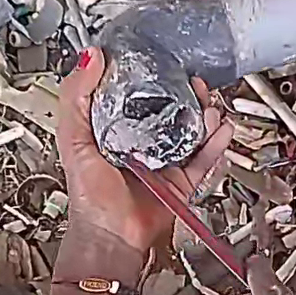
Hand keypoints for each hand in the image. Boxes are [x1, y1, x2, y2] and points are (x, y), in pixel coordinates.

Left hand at [56, 47, 231, 254]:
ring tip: (210, 104)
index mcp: (115, 131)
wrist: (111, 237)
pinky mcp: (182, 181)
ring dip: (205, 116)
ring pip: (192, 132)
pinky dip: (216, 143)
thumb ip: (77, 97)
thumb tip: (91, 57)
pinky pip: (203, 158)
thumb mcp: (73, 138)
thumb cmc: (89, 197)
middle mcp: (142, 143)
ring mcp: (164, 161)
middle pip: (171, 111)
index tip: (164, 63)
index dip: (152, 78)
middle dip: (187, 95)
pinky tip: (221, 128)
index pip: (137, 96)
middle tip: (194, 83)